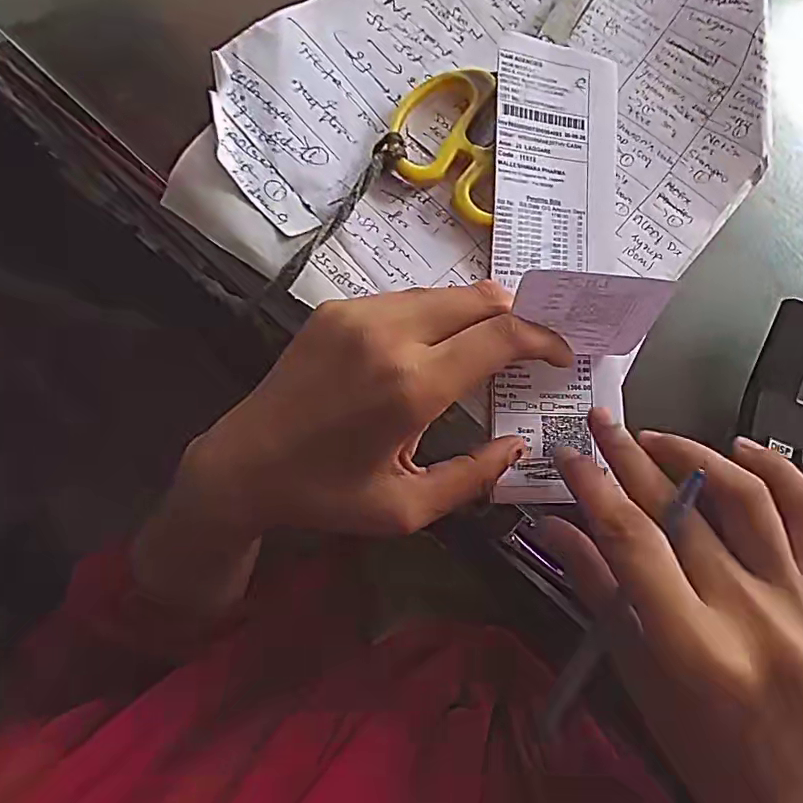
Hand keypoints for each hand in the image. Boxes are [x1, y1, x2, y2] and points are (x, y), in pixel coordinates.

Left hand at [133, 283, 572, 610]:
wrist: (240, 464)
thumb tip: (520, 445)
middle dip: (518, 315)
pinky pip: (408, 298)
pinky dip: (437, 313)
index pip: (501, 336)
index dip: (543, 338)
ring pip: (445, 293)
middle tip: (533, 342)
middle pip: (480, 299)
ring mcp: (360, 314)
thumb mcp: (407, 509)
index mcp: (413, 387)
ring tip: (489, 341)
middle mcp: (390, 335)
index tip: (562, 352)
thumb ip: (474, 477)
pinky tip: (435, 341)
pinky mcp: (338, 308)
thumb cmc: (327, 494)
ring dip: (478, 312)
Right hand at [535, 409, 802, 802]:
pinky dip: (779, 470)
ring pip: (746, 497)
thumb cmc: (700, 741)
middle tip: (604, 426)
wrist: (787, 790)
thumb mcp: (633, 671)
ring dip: (695, 454)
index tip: (571, 457)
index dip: (595, 488)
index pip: (634, 540)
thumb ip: (595, 588)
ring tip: (658, 439)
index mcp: (695, 649)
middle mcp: (751, 618)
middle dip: (630, 457)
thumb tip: (555, 527)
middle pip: (681, 511)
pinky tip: (743, 450)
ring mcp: (798, 601)